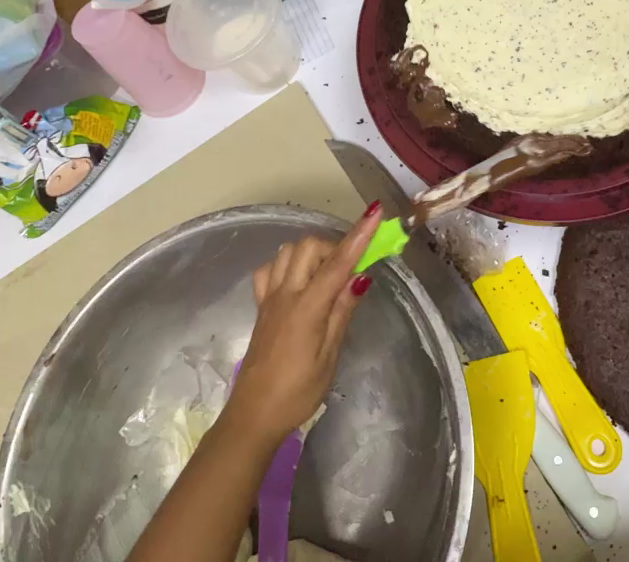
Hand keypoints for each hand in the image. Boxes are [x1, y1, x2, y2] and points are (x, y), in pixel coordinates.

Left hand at [225, 203, 382, 440]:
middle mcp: (286, 294)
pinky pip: (271, 269)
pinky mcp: (261, 306)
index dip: (359, 235)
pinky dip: (288, 265)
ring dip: (313, 252)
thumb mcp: (329, 356)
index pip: (338, 262)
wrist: (253, 415)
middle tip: (352, 270)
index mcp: (307, 308)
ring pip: (289, 252)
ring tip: (329, 276)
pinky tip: (300, 281)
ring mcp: (270, 297)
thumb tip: (360, 276)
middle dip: (335, 246)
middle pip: (310, 247)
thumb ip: (342, 312)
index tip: (375, 212)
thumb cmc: (297, 393)